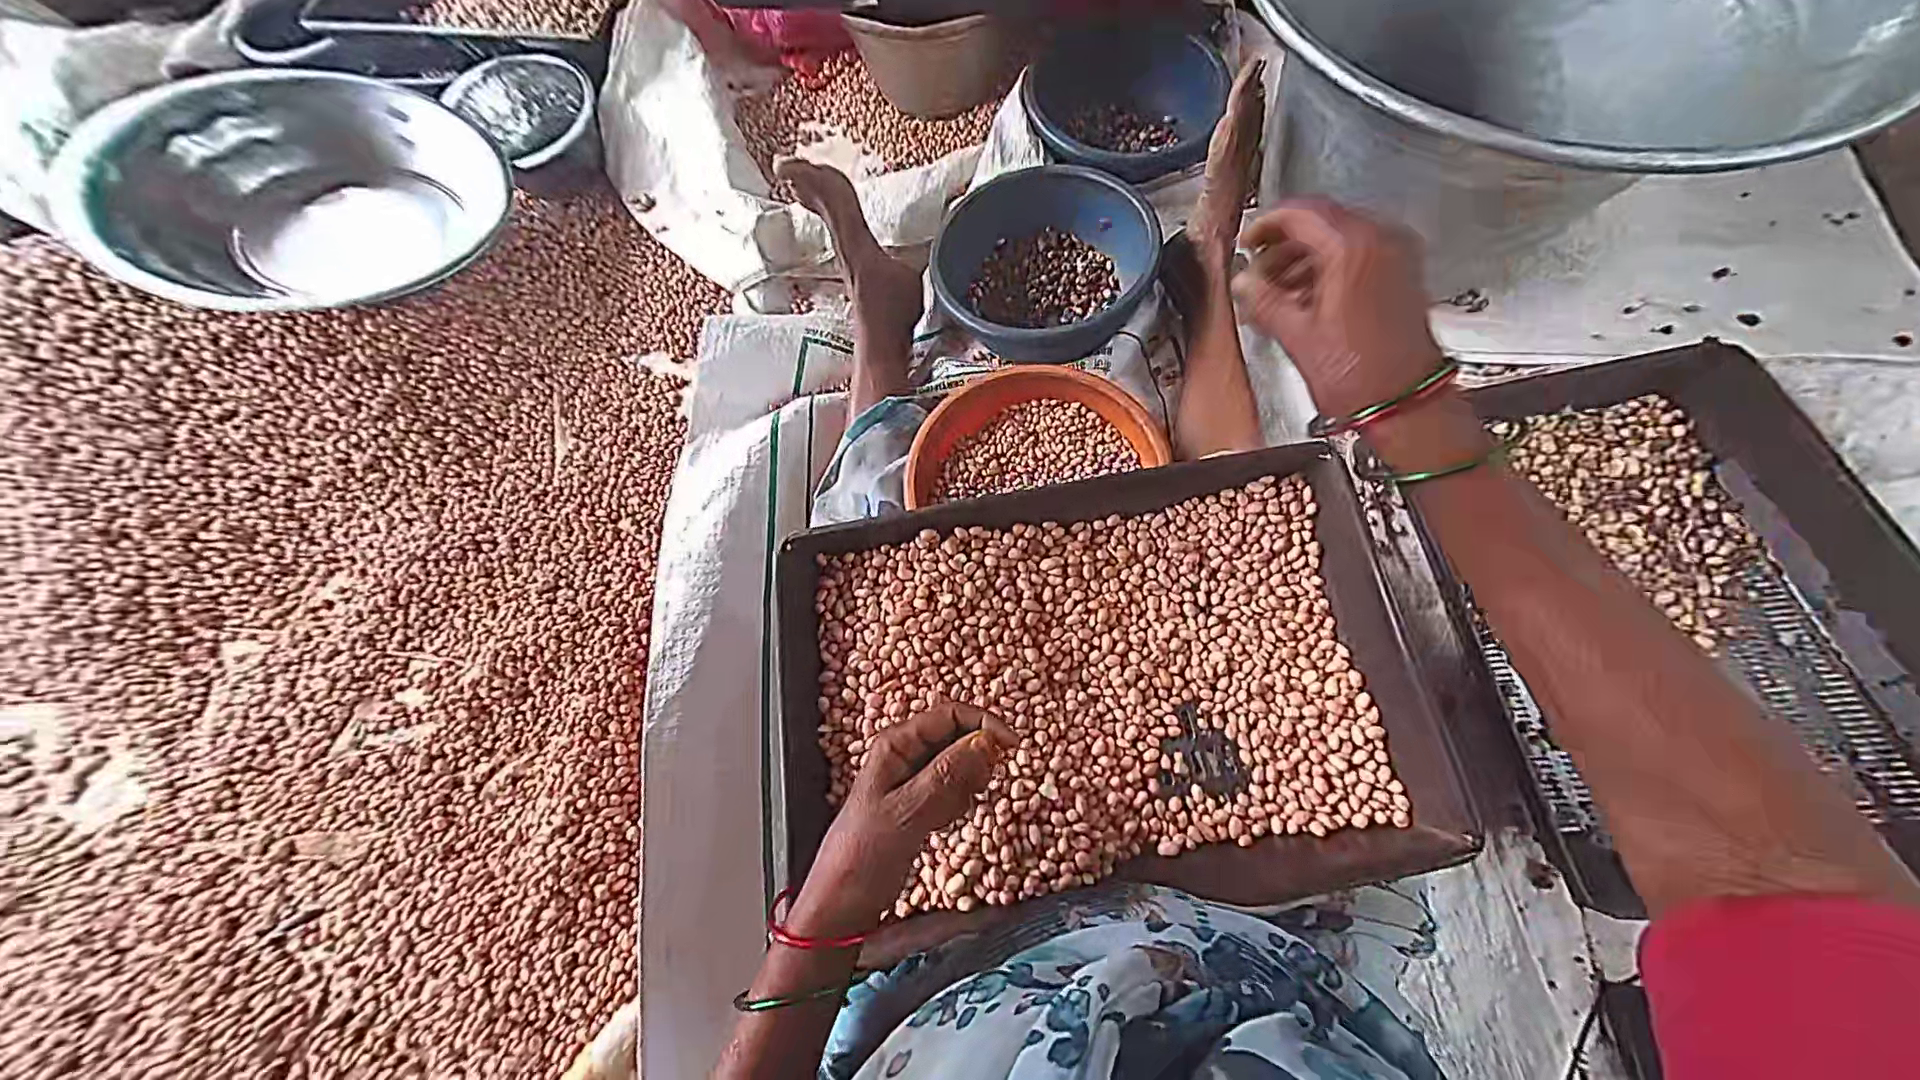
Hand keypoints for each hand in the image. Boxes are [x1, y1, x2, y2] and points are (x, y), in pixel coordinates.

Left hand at [786, 702, 1014, 937]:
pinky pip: (954, 791)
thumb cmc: (863, 856)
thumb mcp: (908, 812)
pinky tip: (940, 825)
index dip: (985, 724)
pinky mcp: (920, 802)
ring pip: (960, 765)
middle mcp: (906, 753)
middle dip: (975, 761)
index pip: (951, 714)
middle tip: (974, 792)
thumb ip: (948, 775)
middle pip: (959, 736)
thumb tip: (987, 741)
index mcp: (897, 743)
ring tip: (945, 815)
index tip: (1014, 746)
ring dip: (966, 787)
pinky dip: (958, 804)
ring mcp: (913, 778)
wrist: (841, 905)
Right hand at [1232, 198, 1444, 417]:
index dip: (1266, 224)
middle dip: (1281, 246)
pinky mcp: (1398, 276)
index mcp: (1354, 249)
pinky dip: (1324, 270)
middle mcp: (1382, 243)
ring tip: (1273, 292)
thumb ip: (1265, 301)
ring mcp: (1395, 258)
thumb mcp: (1297, 336)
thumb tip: (1245, 283)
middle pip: (1321, 222)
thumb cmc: (1361, 374)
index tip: (1248, 241)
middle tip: (1255, 270)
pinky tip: (1302, 300)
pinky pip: (1355, 258)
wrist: (1402, 400)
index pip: (1302, 213)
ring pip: (1337, 240)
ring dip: (1300, 260)